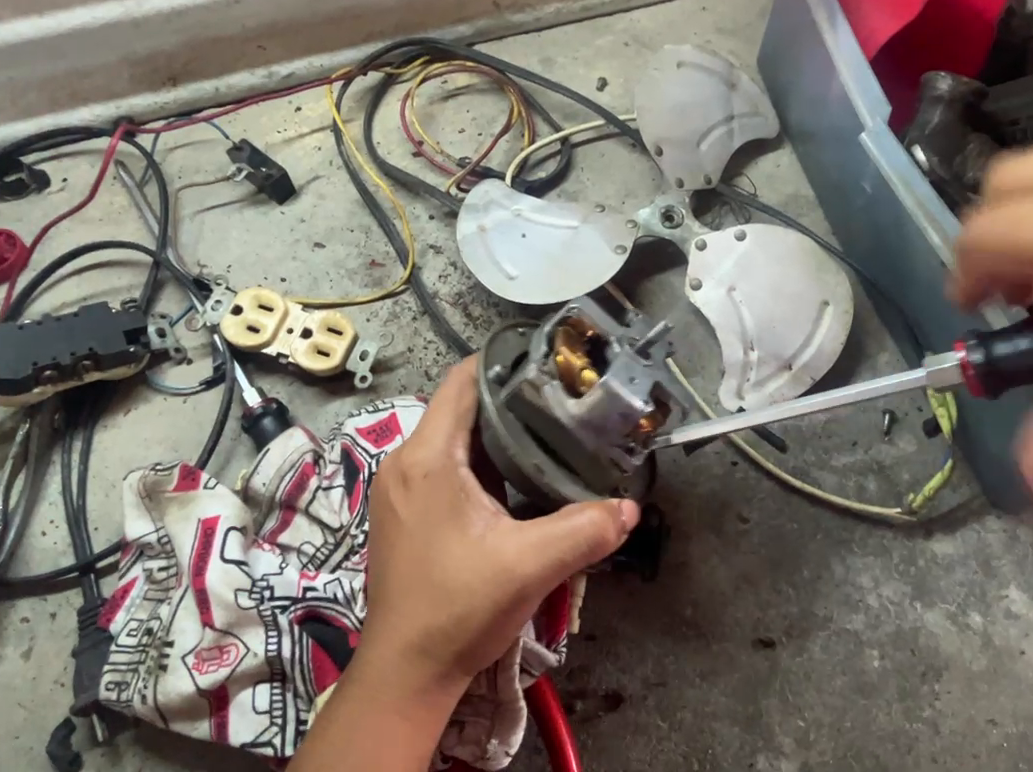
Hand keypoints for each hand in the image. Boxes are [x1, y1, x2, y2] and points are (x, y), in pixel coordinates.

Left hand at [358, 359, 638, 691]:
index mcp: (428, 458)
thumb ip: (583, 530)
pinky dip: (481, 460)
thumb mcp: (528, 566)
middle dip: (509, 398)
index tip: (547, 360)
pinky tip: (517, 476)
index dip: (502, 362)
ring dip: (496, 432)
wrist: (406, 673)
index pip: (462, 382)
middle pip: (460, 407)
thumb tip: (630, 507)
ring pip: (454, 437)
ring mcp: (402, 488)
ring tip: (548, 429)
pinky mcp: (407, 510)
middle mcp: (406, 462)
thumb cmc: (457, 609)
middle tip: (561, 397)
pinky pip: (446, 464)